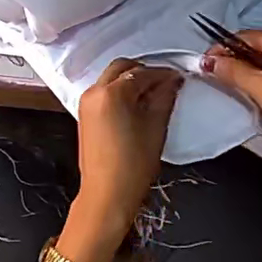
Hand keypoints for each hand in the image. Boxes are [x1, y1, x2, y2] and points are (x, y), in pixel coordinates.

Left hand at [72, 58, 182, 246]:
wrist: (107, 193)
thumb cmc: (132, 164)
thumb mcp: (155, 127)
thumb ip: (164, 98)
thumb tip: (171, 82)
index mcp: (111, 93)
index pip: (141, 73)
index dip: (162, 74)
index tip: (177, 78)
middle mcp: (93, 93)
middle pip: (121, 68)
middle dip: (144, 72)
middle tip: (165, 83)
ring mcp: (86, 104)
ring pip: (110, 79)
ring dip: (130, 81)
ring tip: (153, 95)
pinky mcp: (84, 115)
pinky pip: (103, 93)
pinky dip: (119, 92)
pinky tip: (136, 105)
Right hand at [200, 30, 261, 184]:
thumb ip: (233, 71)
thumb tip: (206, 60)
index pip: (248, 36)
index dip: (223, 48)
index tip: (203, 65)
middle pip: (259, 48)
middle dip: (236, 62)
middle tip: (214, 79)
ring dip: (250, 74)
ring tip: (232, 89)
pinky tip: (256, 96)